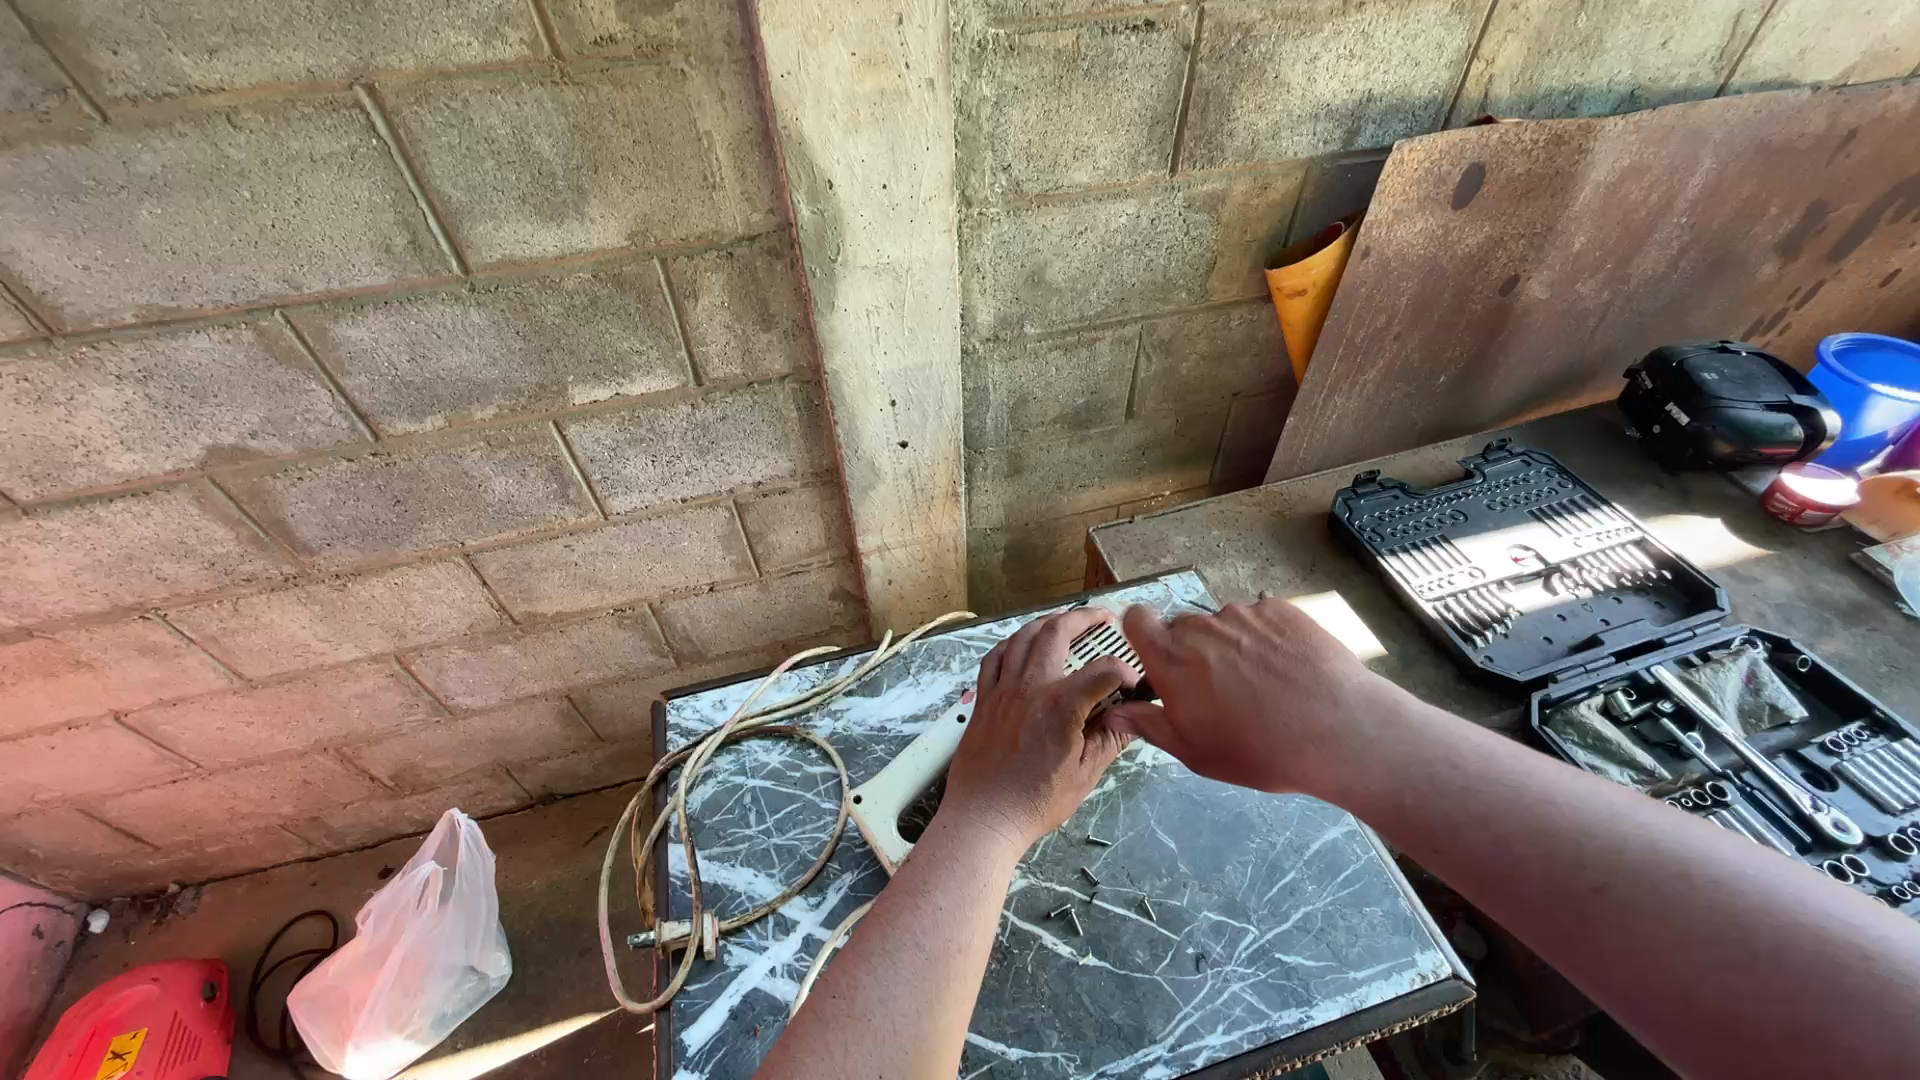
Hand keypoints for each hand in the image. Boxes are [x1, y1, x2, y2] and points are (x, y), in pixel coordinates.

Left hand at [939, 609, 1137, 852]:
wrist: (985, 816)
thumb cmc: (1036, 801)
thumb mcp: (1086, 774)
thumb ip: (1111, 738)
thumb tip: (1132, 716)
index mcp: (1061, 705)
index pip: (1104, 670)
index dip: (1126, 672)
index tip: (1133, 683)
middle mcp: (1030, 687)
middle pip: (1057, 632)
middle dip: (1084, 617)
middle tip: (1103, 617)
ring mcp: (1003, 689)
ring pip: (1023, 637)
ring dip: (1048, 622)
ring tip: (1066, 621)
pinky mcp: (984, 698)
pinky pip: (996, 657)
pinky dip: (1012, 643)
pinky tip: (1022, 644)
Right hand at [1106, 598, 1405, 794]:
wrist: (1339, 732)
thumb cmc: (1258, 749)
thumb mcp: (1194, 751)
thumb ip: (1150, 725)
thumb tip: (1114, 713)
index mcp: (1170, 658)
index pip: (1137, 619)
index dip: (1143, 634)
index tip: (1158, 658)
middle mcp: (1200, 626)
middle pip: (1183, 627)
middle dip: (1192, 651)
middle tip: (1220, 689)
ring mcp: (1242, 613)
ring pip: (1223, 624)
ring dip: (1231, 646)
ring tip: (1264, 684)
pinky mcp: (1280, 609)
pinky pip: (1260, 619)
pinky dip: (1266, 638)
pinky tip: (1289, 670)